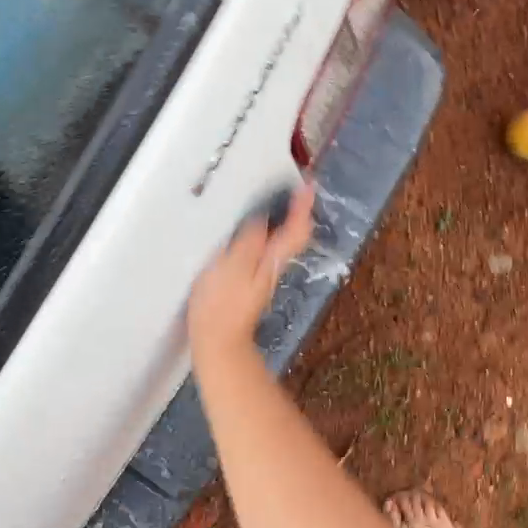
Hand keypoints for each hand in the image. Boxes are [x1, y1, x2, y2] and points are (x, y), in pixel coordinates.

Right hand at [188, 184, 315, 367]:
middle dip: (297, 212)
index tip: (309, 186)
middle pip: (294, 235)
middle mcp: (273, 266)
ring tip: (281, 202)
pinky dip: (268, 235)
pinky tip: (256, 230)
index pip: (296, 229)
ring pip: (282, 244)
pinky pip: (267, 252)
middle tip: (297, 189)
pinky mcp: (251, 284)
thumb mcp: (231, 267)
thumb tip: (264, 217)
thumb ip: (249, 242)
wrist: (218, 342)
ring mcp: (263, 276)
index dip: (303, 207)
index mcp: (271, 259)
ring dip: (285, 222)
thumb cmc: (220, 305)